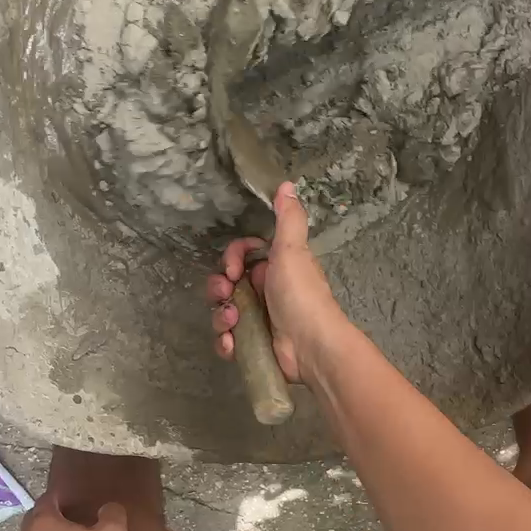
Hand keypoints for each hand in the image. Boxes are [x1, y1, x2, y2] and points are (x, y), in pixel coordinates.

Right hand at [206, 181, 350, 383]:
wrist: (312, 347)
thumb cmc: (302, 296)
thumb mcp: (294, 251)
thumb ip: (288, 218)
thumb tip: (287, 183)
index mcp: (274, 267)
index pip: (240, 255)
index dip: (231, 259)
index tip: (233, 269)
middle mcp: (265, 290)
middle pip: (226, 283)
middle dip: (218, 289)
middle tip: (225, 296)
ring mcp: (258, 318)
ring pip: (223, 311)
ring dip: (221, 317)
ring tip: (232, 324)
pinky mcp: (253, 344)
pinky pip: (228, 339)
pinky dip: (226, 342)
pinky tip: (232, 345)